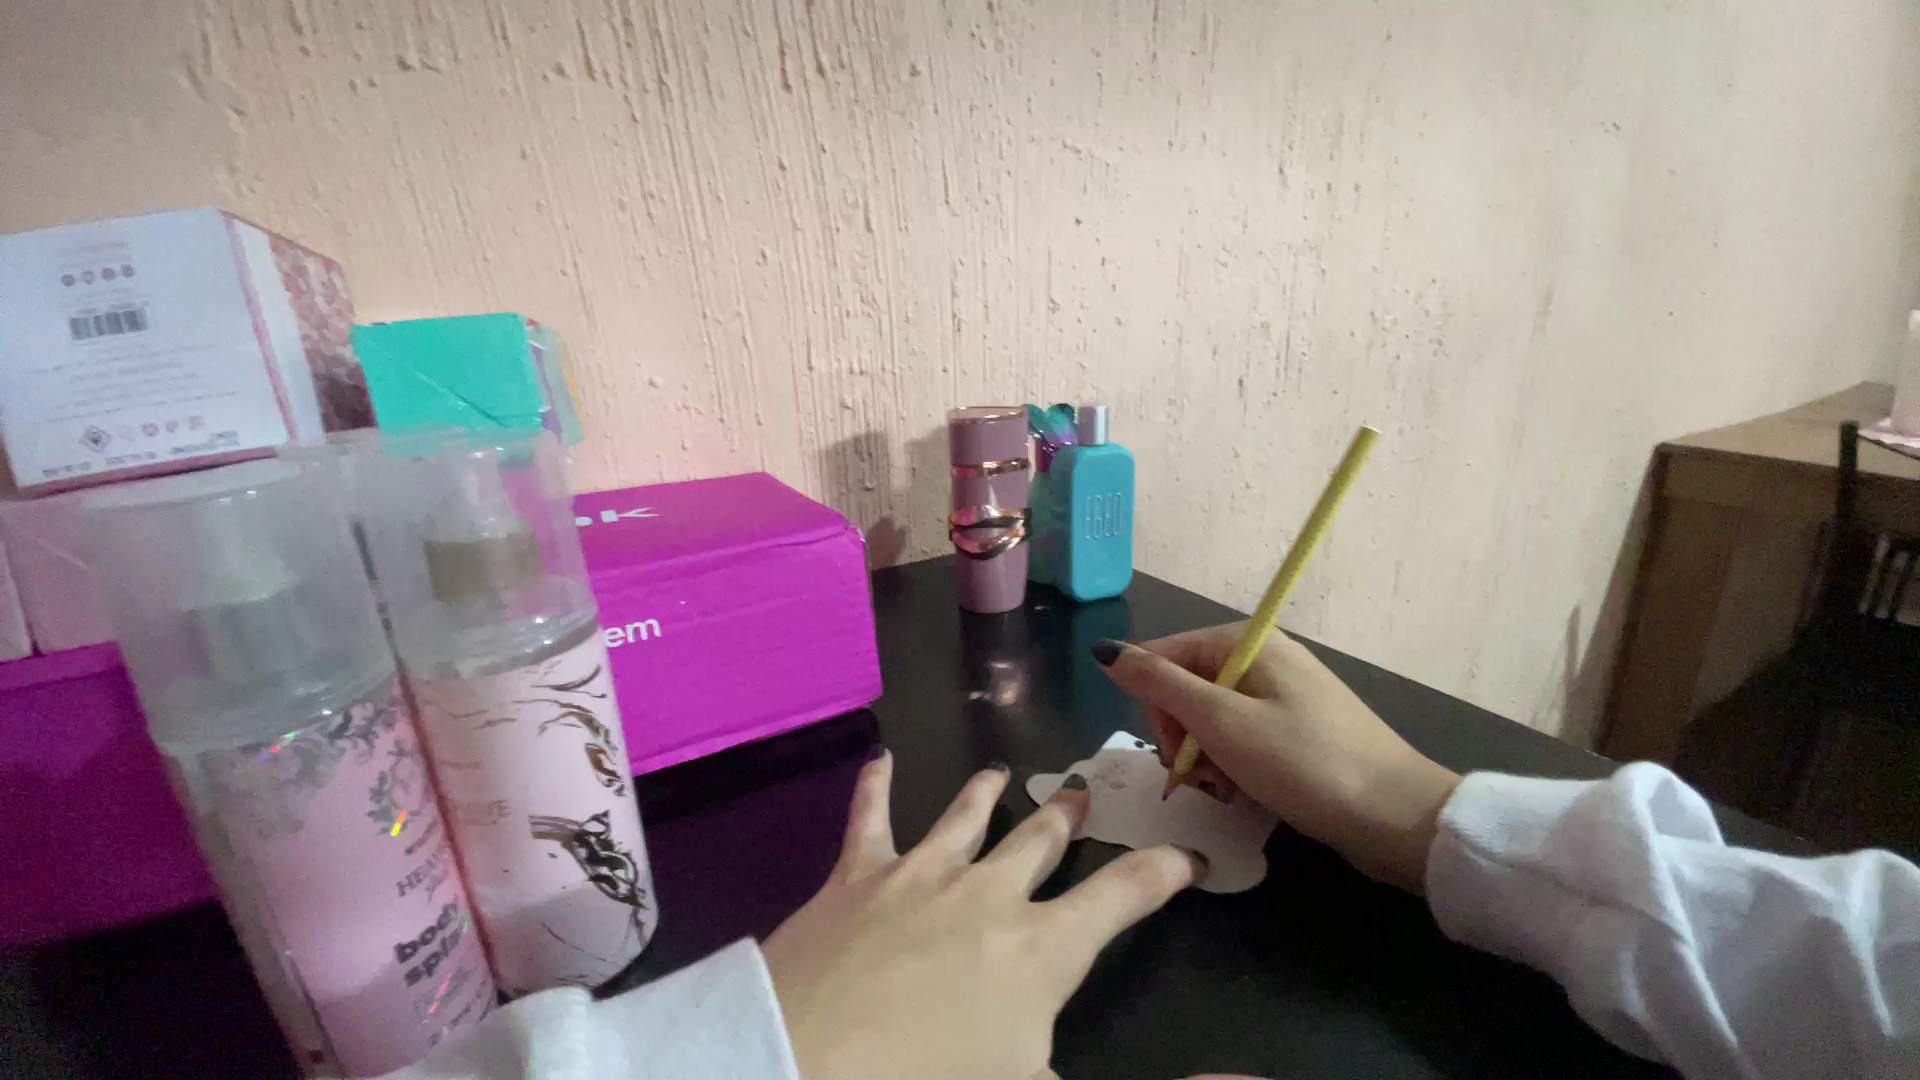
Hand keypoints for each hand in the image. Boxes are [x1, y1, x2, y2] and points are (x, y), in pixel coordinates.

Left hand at [763, 751, 1207, 1079]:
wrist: (808, 1069)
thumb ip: (1096, 1070)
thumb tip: (1189, 1072)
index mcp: (1039, 949)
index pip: (1119, 899)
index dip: (1159, 874)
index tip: (1183, 854)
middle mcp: (987, 893)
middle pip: (1039, 841)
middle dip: (1067, 816)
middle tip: (1081, 792)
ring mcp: (921, 873)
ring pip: (965, 816)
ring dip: (986, 792)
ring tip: (1000, 772)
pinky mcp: (859, 872)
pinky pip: (869, 815)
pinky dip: (876, 783)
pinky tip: (881, 757)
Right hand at [1095, 624, 1460, 893]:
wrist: (1398, 819)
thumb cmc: (1303, 763)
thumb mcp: (1220, 721)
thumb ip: (1158, 683)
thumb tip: (1105, 650)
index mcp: (1243, 642)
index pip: (1162, 657)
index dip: (1153, 706)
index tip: (1170, 755)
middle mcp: (1261, 656)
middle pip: (1185, 687)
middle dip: (1181, 736)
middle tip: (1201, 778)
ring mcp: (1281, 691)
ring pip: (1209, 717)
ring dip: (1205, 756)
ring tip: (1227, 789)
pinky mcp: (1296, 725)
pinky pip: (1240, 734)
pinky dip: (1232, 762)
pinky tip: (1245, 790)